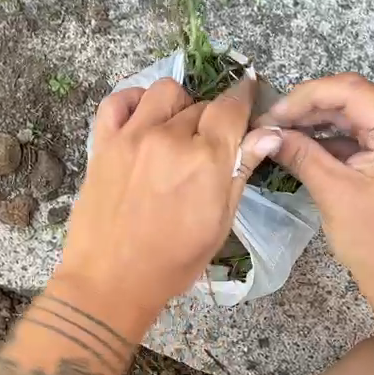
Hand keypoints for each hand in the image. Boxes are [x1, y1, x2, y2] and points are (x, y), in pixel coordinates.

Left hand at [57, 77, 281, 324]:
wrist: (111, 281)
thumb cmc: (172, 263)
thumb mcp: (219, 224)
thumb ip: (240, 172)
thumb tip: (269, 133)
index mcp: (206, 160)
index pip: (232, 108)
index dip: (244, 99)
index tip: (247, 96)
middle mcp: (170, 139)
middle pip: (201, 105)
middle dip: (211, 120)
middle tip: (209, 146)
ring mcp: (133, 137)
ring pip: (165, 93)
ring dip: (179, 105)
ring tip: (177, 131)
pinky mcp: (103, 143)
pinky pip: (118, 101)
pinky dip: (135, 100)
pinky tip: (143, 118)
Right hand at [258, 73, 373, 304]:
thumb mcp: (333, 192)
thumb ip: (301, 154)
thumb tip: (266, 132)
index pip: (349, 91)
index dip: (305, 97)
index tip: (271, 115)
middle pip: (350, 98)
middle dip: (307, 108)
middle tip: (269, 124)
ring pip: (350, 114)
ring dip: (314, 122)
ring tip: (278, 133)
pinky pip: (355, 134)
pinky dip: (327, 138)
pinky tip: (298, 145)